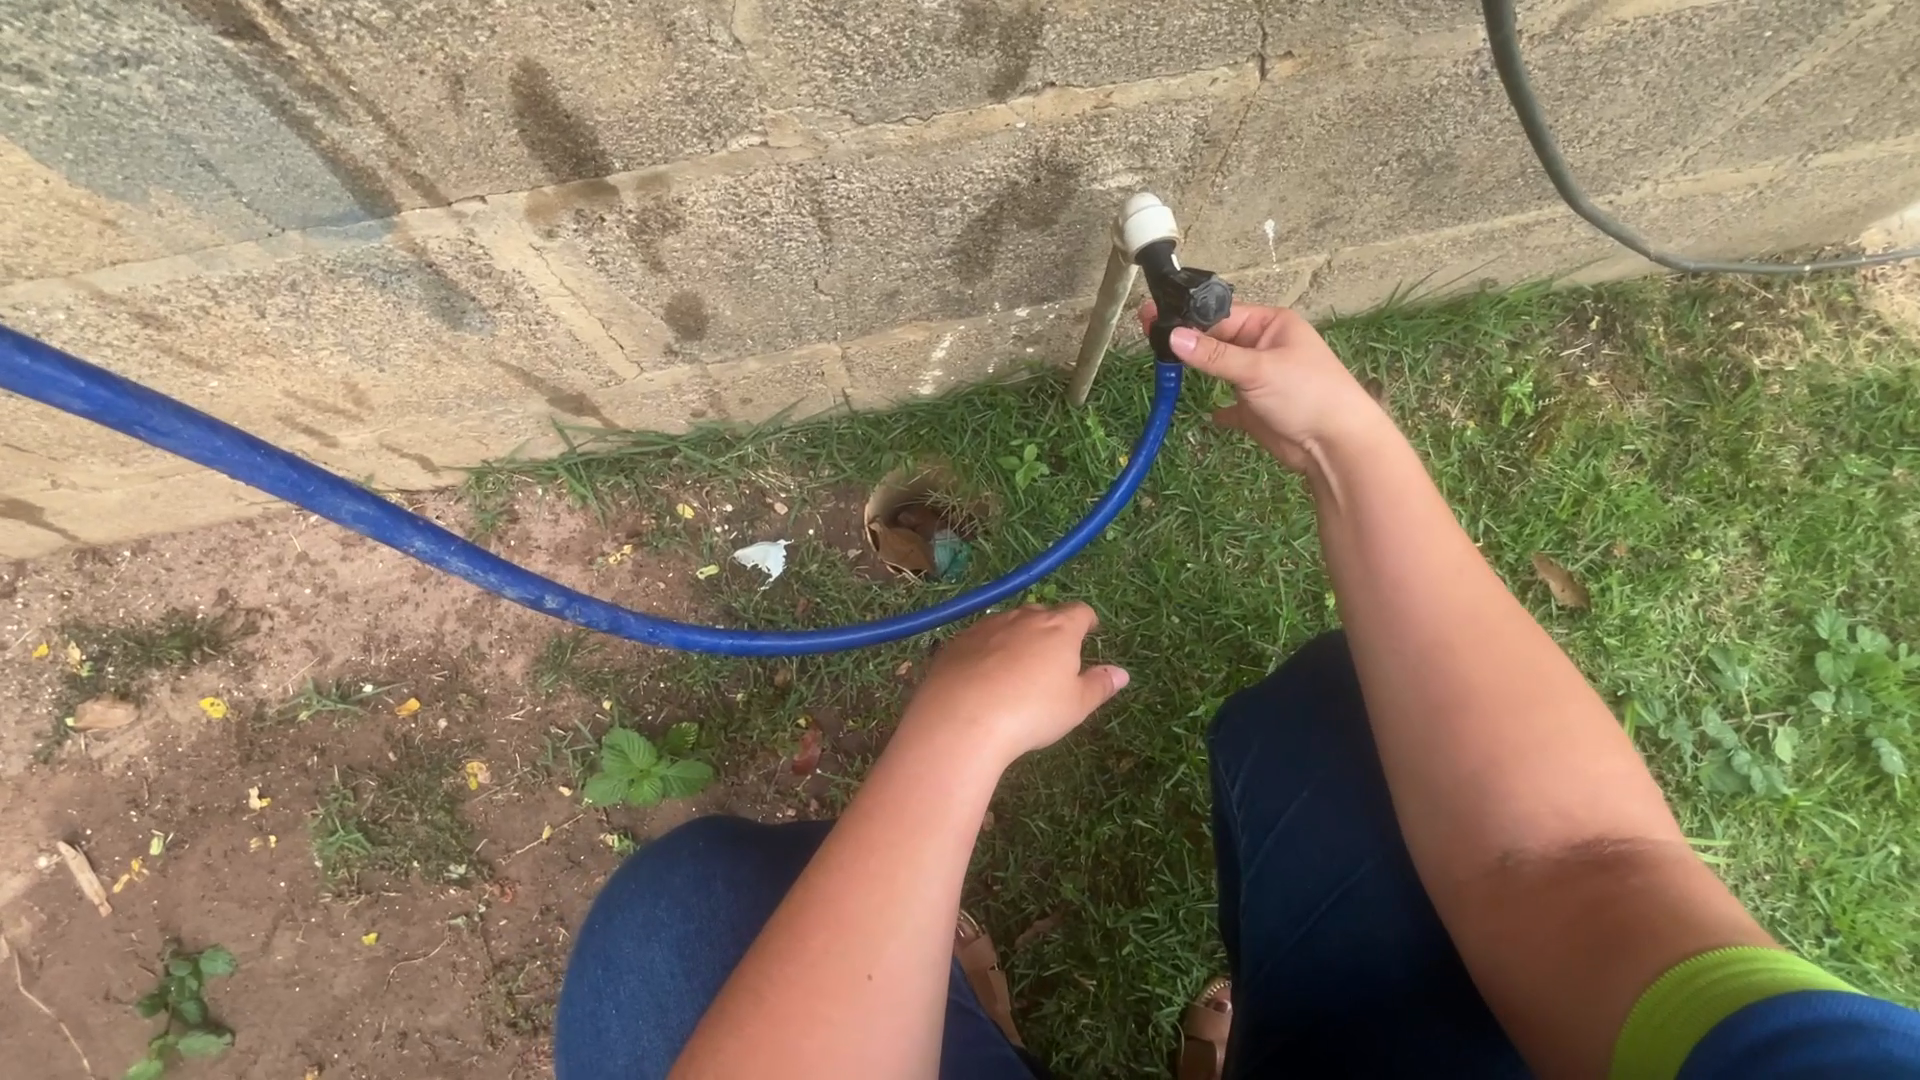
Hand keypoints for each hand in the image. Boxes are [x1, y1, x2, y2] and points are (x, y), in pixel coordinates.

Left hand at [901, 603, 1128, 767]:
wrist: (963, 717)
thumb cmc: (1032, 712)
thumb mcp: (1075, 705)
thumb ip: (1099, 685)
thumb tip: (1121, 672)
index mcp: (1059, 629)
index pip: (1079, 612)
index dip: (1086, 620)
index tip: (1089, 631)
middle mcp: (1023, 618)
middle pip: (1042, 612)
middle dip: (1051, 627)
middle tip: (1053, 651)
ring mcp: (986, 626)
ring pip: (1008, 622)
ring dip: (1017, 635)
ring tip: (1018, 662)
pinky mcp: (957, 641)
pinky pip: (980, 638)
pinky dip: (987, 649)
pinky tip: (983, 674)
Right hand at [1140, 301, 1391, 474]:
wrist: (1335, 445)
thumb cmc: (1305, 394)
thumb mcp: (1257, 369)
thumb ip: (1212, 355)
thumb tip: (1172, 336)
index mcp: (1270, 325)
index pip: (1220, 315)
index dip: (1187, 318)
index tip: (1152, 317)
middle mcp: (1262, 347)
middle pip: (1216, 340)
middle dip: (1188, 341)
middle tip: (1148, 336)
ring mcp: (1258, 378)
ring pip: (1219, 369)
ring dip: (1198, 369)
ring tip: (1162, 363)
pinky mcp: (1255, 408)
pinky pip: (1228, 403)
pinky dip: (1216, 407)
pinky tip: (1203, 411)